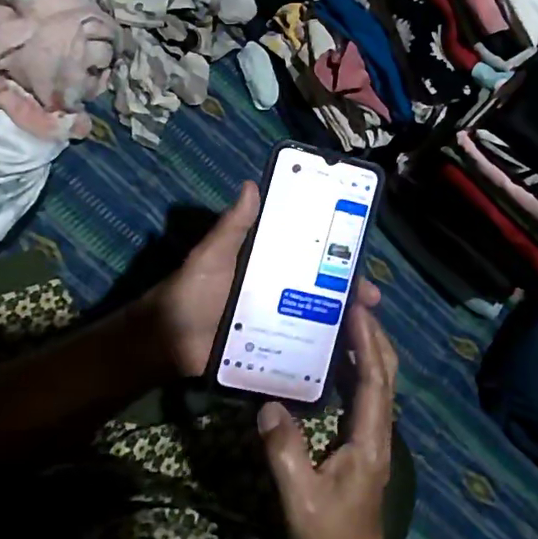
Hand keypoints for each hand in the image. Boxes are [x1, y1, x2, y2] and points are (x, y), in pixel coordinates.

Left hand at [142, 179, 382, 378]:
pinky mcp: (270, 351)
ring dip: (340, 320)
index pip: (307, 253)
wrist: (167, 343)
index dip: (333, 253)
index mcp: (265, 263)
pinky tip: (343, 353)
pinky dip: (321, 349)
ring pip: (316, 317)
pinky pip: (301, 348)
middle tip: (370, 298)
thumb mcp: (211, 256)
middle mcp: (276, 290)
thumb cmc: (189, 292)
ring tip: (363, 327)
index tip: (357, 254)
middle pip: (320, 287)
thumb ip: (232, 227)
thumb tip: (251, 184)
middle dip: (348, 290)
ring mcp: (275, 322)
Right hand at [260, 304, 420, 538]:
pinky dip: (354, 369)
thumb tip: (268, 404)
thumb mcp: (301, 498)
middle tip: (350, 303)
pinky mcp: (362, 443)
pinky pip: (363, 395)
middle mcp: (378, 430)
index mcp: (370, 438)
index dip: (367, 341)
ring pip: (378, 382)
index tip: (356, 308)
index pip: (374, 379)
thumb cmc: (331, 537)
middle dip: (373, 335)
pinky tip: (331, 362)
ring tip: (340, 321)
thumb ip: (285, 452)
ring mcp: (373, 437)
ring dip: (366, 348)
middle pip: (385, 372)